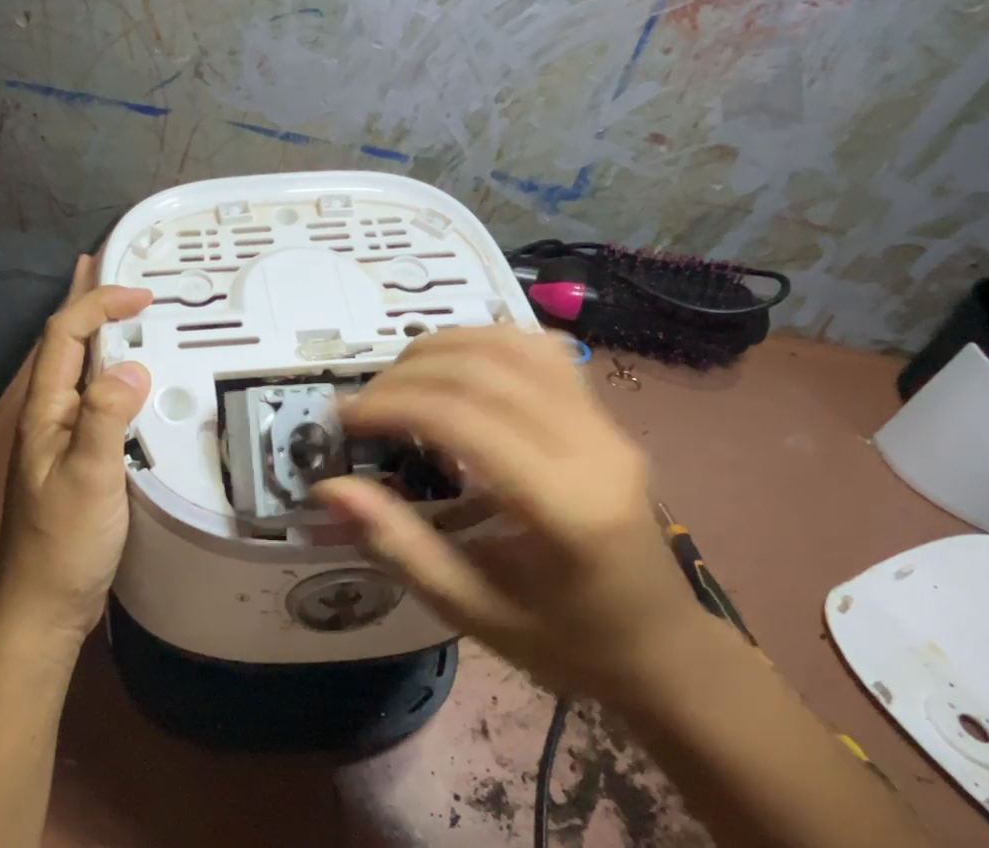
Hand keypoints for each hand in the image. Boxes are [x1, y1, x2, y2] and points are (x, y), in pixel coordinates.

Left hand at [0, 256, 152, 643]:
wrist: (41, 607)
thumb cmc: (63, 544)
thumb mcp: (88, 477)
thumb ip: (106, 417)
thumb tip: (132, 364)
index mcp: (43, 412)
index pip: (65, 336)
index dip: (98, 304)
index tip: (143, 295)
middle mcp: (45, 417)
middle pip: (63, 345)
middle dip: (83, 303)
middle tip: (105, 266)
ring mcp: (56, 441)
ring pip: (75, 372)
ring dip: (94, 334)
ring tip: (115, 310)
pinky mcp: (73, 462)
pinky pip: (90, 401)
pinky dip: (107, 374)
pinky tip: (123, 382)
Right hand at [317, 325, 707, 699]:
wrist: (658, 646)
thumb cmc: (562, 640)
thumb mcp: (469, 609)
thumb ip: (398, 544)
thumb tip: (330, 489)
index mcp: (563, 506)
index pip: (462, 419)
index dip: (391, 405)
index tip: (341, 418)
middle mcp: (592, 449)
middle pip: (484, 371)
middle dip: (406, 376)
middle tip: (361, 404)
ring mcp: (606, 425)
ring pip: (514, 346)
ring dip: (443, 348)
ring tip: (397, 378)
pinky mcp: (606, 417)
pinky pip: (542, 353)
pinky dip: (485, 343)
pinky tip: (451, 365)